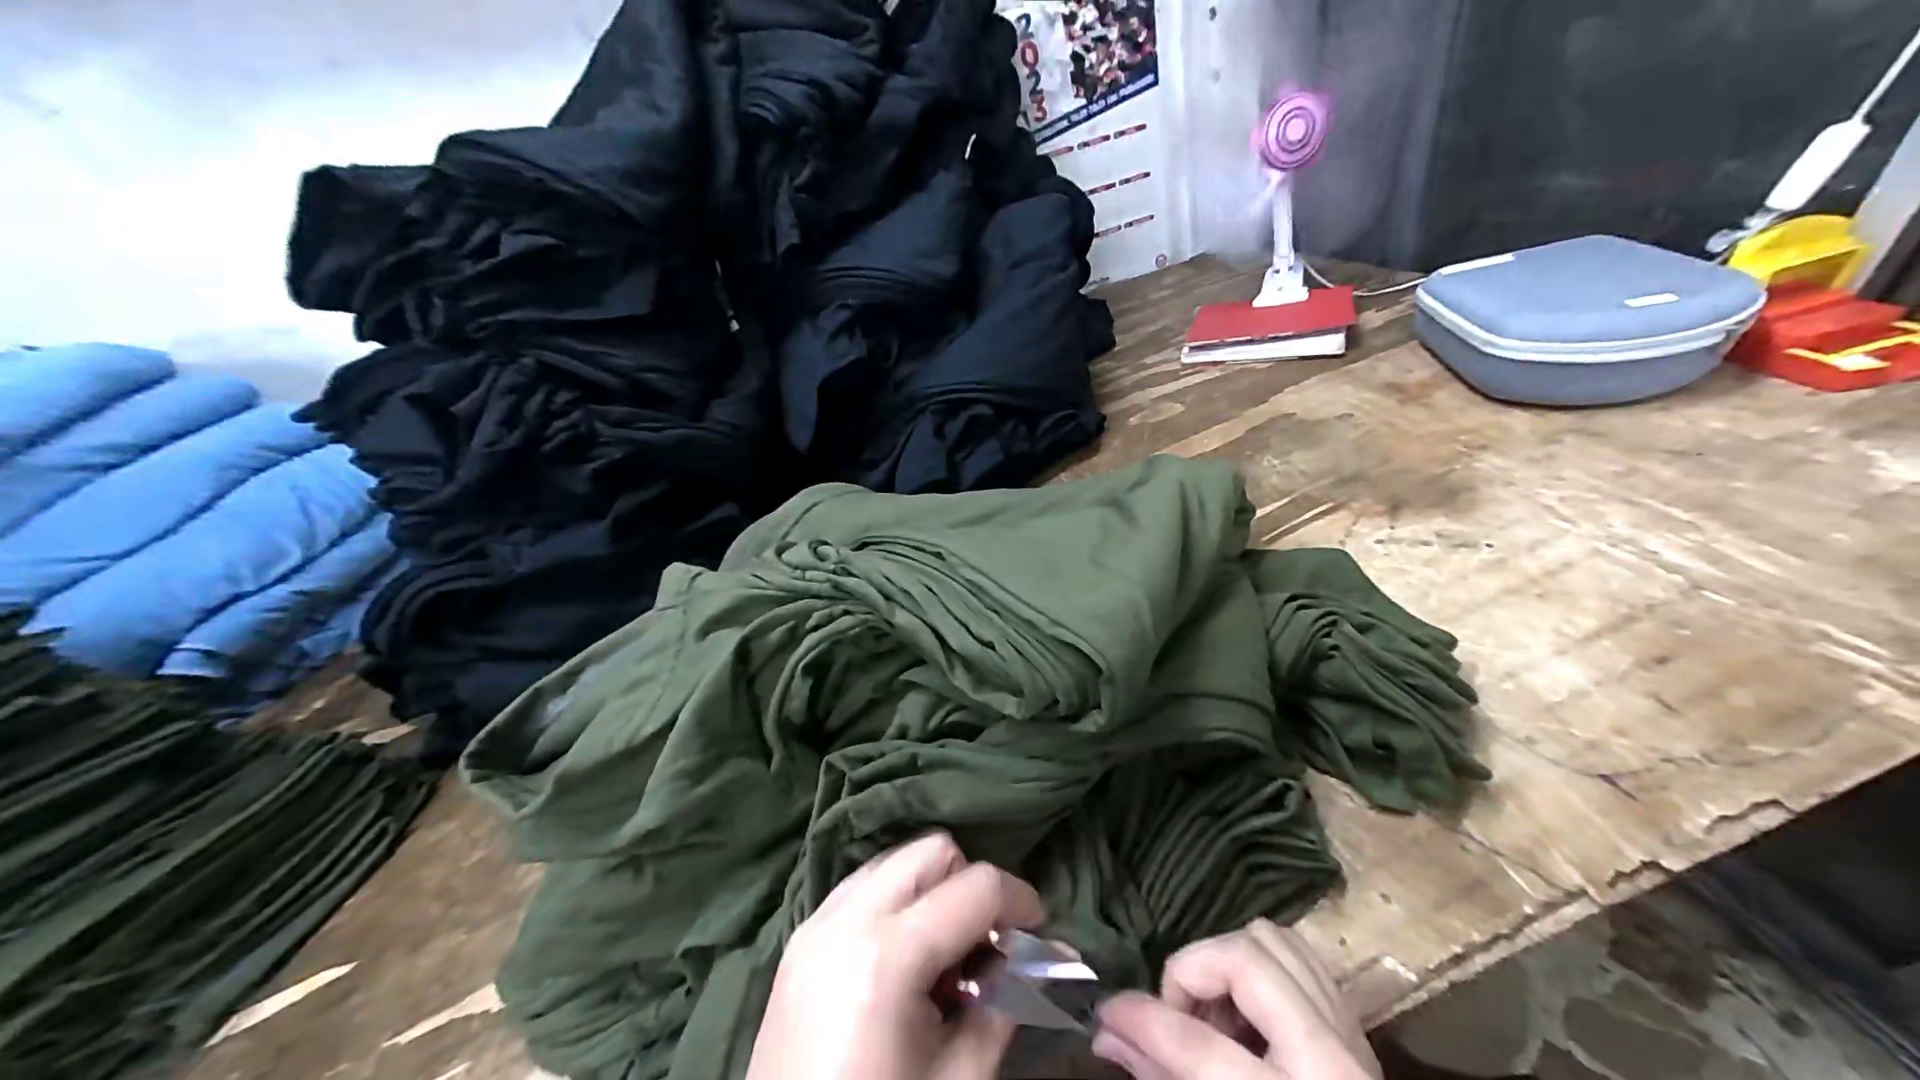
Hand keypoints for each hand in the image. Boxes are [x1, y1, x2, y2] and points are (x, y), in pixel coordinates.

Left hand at [744, 833, 1046, 1079]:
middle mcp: (848, 918)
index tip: (1036, 935)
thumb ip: (1009, 1002)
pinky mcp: (800, 937)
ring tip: (943, 954)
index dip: (1021, 901)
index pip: (976, 885)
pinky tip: (904, 957)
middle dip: (970, 885)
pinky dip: (895, 900)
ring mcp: (816, 922)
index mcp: (888, 954)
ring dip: (932, 888)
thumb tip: (1050, 956)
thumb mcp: (959, 1076)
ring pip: (894, 859)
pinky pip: (861, 885)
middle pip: (931, 849)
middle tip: (986, 943)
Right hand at [1093, 919, 1381, 1079]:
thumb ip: (1160, 1076)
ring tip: (1210, 1011)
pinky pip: (1297, 953)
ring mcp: (1349, 1038)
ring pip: (1273, 941)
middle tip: (1175, 1015)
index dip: (1140, 1018)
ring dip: (1225, 961)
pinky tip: (1241, 1003)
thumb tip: (1109, 1032)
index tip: (1109, 1009)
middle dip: (1191, 972)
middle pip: (1245, 959)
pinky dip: (1258, 962)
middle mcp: (1329, 1064)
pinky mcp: (1353, 1026)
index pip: (1197, 1045)